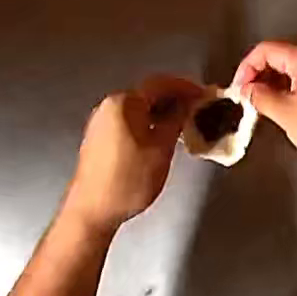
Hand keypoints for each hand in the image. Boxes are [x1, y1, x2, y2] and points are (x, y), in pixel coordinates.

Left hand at [61, 75, 200, 230]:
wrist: (92, 211)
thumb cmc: (129, 179)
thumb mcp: (162, 149)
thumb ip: (176, 119)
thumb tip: (186, 103)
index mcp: (124, 103)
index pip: (160, 84)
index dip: (185, 87)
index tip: (203, 94)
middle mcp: (108, 106)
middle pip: (147, 94)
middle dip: (174, 100)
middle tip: (197, 109)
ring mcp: (101, 122)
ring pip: (138, 109)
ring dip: (161, 113)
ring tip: (183, 124)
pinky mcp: (98, 138)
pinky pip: (128, 121)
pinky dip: (147, 124)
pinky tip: (161, 137)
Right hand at [234, 42, 296, 174]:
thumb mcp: (287, 114)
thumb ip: (261, 97)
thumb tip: (245, 89)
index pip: (265, 50)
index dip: (246, 67)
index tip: (238, 91)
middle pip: (277, 57)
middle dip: (257, 75)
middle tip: (245, 99)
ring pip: (288, 71)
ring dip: (270, 85)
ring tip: (258, 107)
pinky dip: (285, 91)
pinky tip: (279, 110)